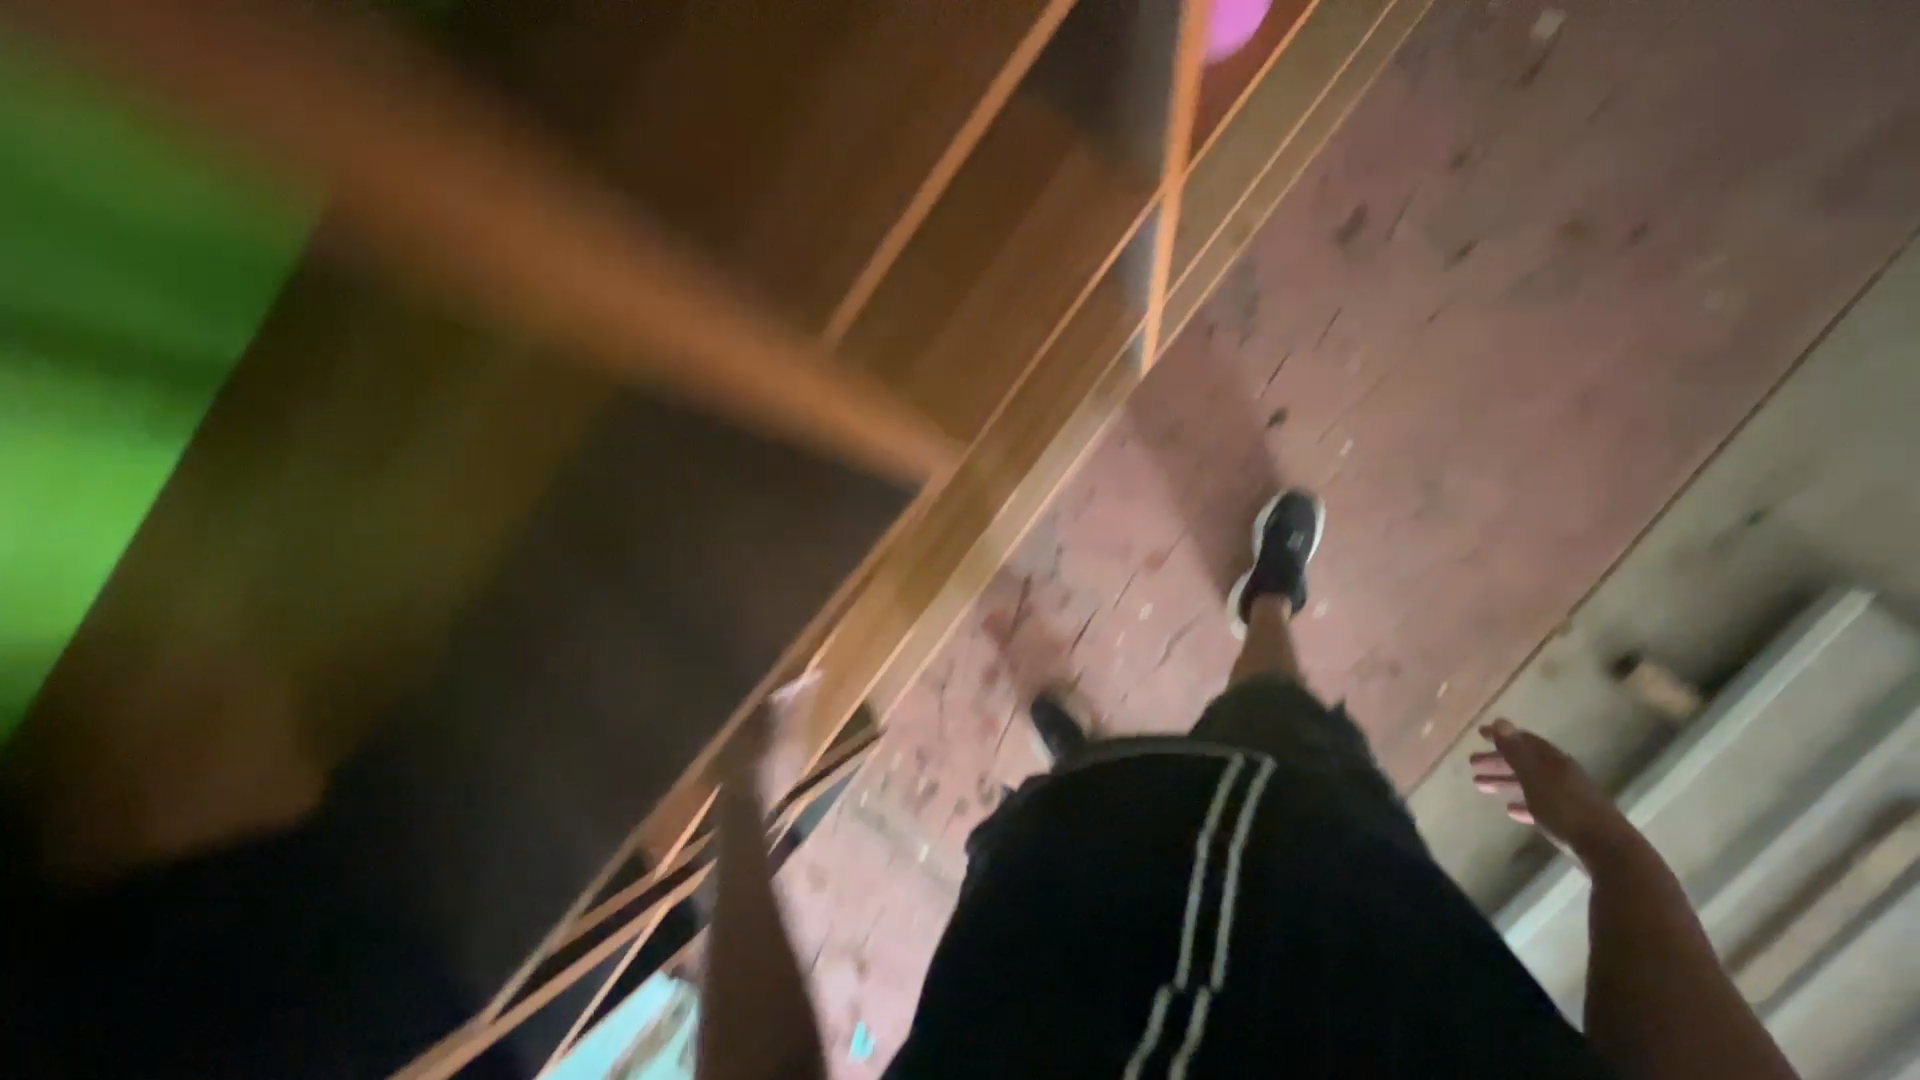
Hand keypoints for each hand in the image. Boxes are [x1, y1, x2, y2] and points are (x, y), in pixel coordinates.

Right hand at [1470, 719, 1633, 857]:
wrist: (1607, 850)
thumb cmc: (1565, 808)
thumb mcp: (1535, 777)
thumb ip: (1516, 751)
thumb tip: (1499, 722)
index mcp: (1554, 761)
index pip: (1525, 741)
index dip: (1502, 736)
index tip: (1479, 734)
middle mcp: (1562, 775)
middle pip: (1526, 762)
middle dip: (1498, 761)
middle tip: (1472, 764)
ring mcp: (1567, 798)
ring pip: (1530, 784)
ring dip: (1505, 781)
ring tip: (1480, 786)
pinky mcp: (1569, 820)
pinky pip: (1540, 806)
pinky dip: (1523, 805)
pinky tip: (1511, 811)